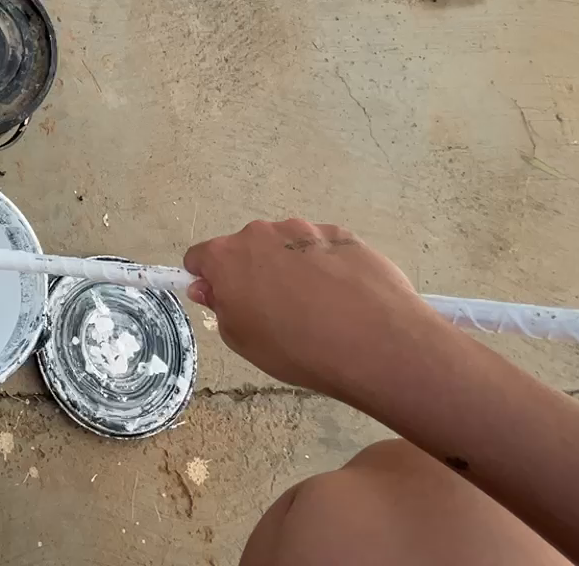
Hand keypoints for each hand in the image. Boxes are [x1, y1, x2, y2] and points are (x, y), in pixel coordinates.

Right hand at [183, 220, 452, 404]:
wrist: (379, 344)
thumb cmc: (297, 348)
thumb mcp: (242, 341)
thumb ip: (219, 308)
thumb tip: (210, 288)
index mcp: (225, 256)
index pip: (199, 257)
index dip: (208, 280)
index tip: (226, 302)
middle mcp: (259, 233)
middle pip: (244, 249)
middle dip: (252, 273)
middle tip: (277, 311)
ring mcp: (303, 230)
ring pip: (285, 246)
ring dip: (290, 267)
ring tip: (320, 306)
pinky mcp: (343, 235)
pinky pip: (322, 248)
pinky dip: (326, 266)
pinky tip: (346, 297)